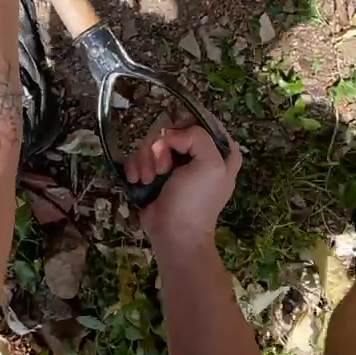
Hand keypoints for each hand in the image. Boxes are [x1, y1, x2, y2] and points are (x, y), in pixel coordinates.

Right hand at [129, 122, 241, 249]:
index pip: (201, 119)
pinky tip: (137, 180)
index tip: (175, 137)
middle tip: (162, 168)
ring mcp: (174, 163)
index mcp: (220, 151)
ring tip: (147, 179)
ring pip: (152, 142)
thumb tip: (169, 135)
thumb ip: (197, 136)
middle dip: (161, 147)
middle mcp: (197, 153)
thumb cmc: (196, 201)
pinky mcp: (154, 172)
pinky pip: (139, 156)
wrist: (174, 235)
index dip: (185, 124)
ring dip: (146, 160)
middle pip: (171, 129)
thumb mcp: (210, 165)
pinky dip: (135, 167)